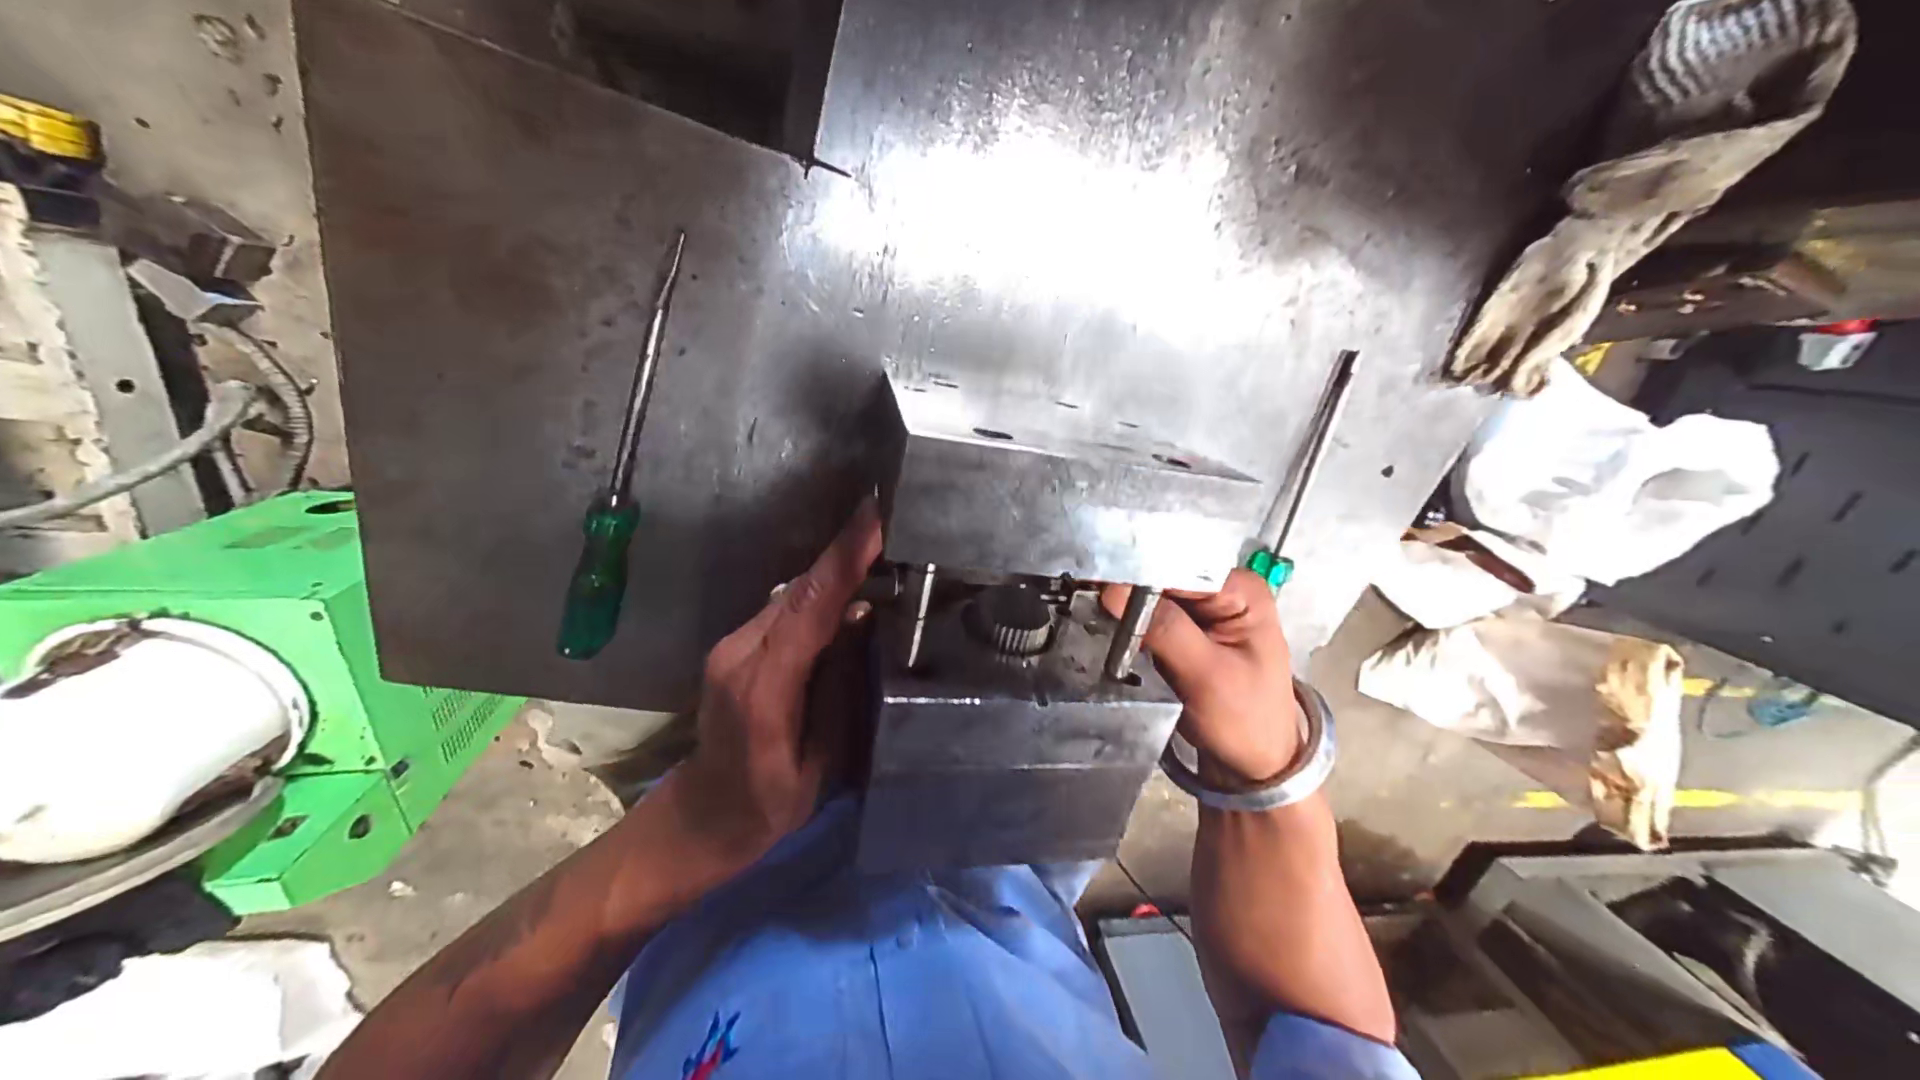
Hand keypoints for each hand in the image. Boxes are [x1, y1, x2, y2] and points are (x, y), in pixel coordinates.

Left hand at [658, 498, 882, 868]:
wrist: (704, 815)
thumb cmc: (769, 803)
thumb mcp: (821, 760)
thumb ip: (839, 686)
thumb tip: (862, 617)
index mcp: (764, 689)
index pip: (809, 608)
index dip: (842, 561)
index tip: (873, 517)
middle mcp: (739, 654)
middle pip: (800, 590)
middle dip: (846, 554)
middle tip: (891, 523)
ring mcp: (730, 646)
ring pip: (792, 595)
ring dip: (833, 573)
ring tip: (878, 552)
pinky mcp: (732, 646)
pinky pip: (784, 610)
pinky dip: (818, 595)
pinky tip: (846, 596)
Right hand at [1106, 568, 1300, 786]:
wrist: (1253, 765)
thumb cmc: (1244, 720)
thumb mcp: (1206, 674)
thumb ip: (1165, 628)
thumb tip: (1114, 590)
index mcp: (1241, 591)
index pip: (1180, 566)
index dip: (1139, 571)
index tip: (1098, 581)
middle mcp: (1223, 591)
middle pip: (1164, 576)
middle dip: (1127, 588)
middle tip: (1084, 595)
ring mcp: (1203, 611)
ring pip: (1152, 595)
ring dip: (1124, 606)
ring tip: (1088, 609)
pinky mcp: (1186, 631)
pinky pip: (1151, 616)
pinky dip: (1130, 623)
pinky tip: (1107, 625)